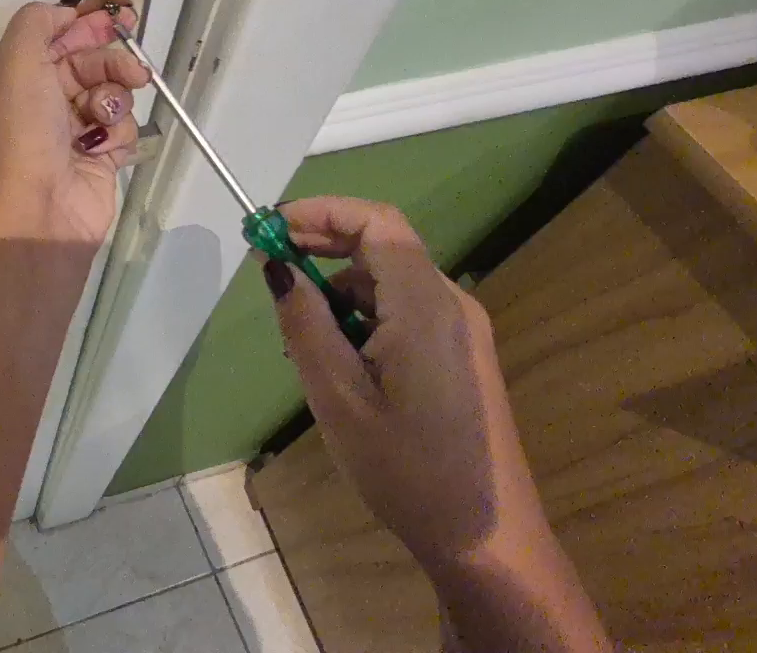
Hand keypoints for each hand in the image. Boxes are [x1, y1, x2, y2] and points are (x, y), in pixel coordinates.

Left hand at [0, 3, 149, 244]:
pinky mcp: (95, 158)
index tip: (116, 20)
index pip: (50, 39)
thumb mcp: (13, 61)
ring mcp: (66, 132)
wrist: (35, 212)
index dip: (82, 27)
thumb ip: (36, 23)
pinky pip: (120, 129)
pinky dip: (117, 133)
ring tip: (102, 118)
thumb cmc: (20, 132)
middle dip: (109, 62)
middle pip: (85, 63)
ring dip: (113, 100)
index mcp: (7, 78)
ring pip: (108, 94)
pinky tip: (102, 147)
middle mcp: (33, 103)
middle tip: (134, 70)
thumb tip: (63, 14)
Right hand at [266, 197, 549, 572]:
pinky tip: (333, 355)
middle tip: (267, 262)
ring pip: (387, 280)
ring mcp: (458, 330)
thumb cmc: (408, 468)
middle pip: (381, 245)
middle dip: (320, 243)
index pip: (376, 223)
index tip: (269, 227)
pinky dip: (359, 313)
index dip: (320, 211)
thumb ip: (304, 321)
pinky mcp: (457, 354)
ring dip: (336, 286)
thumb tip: (276, 265)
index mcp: (425, 307)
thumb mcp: (337, 395)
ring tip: (295, 330)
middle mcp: (450, 305)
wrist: (489, 544)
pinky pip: (401, 309)